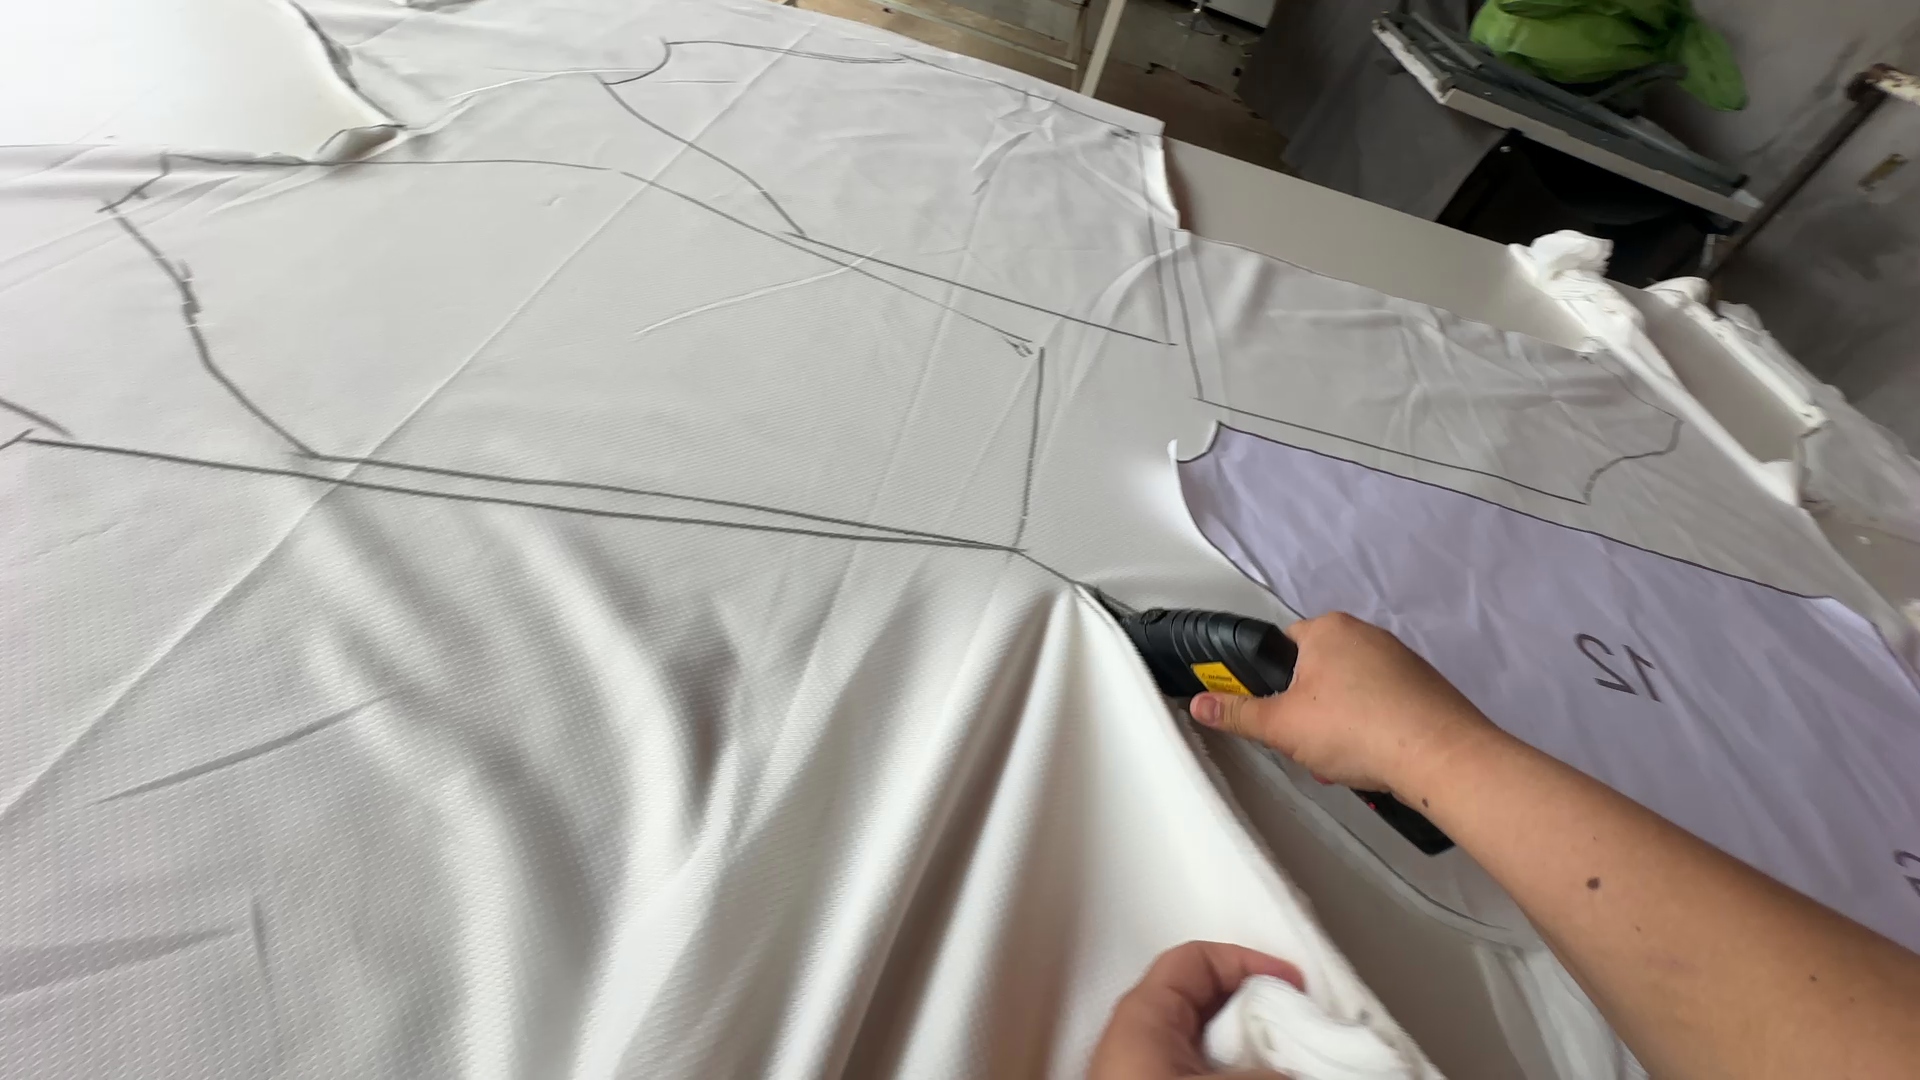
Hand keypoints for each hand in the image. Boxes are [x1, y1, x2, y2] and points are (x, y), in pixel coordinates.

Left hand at [1088, 941, 1300, 1079]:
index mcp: (1144, 1013)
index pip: (1196, 959)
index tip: (1295, 985)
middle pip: (1206, 1003)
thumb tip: (1300, 1071)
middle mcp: (1140, 1036)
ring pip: (1208, 1045)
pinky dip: (1234, 1071)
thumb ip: (1261, 1075)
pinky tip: (1262, 1078)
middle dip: (1256, 1012)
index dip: (1246, 962)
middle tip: (1304, 1032)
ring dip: (1249, 1052)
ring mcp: (1144, 1069)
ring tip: (1294, 1062)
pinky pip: (1199, 1071)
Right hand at [1187, 612, 1494, 794]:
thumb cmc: (1358, 730)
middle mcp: (1366, 634)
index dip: (1272, 681)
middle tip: (1306, 739)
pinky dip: (1372, 726)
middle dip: (1307, 707)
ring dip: (1338, 721)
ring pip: (1350, 690)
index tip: (1275, 710)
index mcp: (1327, 629)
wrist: (1445, 760)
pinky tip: (1373, 756)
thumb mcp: (1281, 725)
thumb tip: (1199, 704)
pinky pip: (1383, 703)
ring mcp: (1402, 659)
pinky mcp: (1427, 688)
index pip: (1282, 646)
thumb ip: (1236, 713)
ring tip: (1341, 757)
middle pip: (1316, 670)